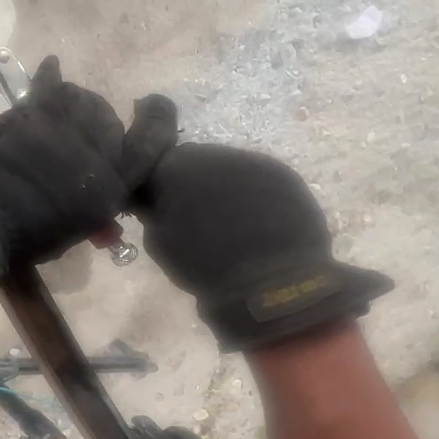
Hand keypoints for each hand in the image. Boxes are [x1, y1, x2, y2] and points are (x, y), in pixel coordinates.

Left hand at [0, 57, 176, 284]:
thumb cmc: (32, 234)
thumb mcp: (79, 226)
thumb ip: (98, 202)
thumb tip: (102, 200)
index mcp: (116, 179)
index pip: (153, 138)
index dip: (157, 118)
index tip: (150, 106)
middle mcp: (99, 146)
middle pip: (107, 117)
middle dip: (95, 122)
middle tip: (73, 136)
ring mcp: (66, 125)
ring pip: (79, 98)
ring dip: (71, 104)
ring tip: (57, 116)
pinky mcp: (34, 112)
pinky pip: (49, 84)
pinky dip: (50, 75)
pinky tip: (52, 65)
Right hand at [134, 144, 392, 350]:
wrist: (268, 282)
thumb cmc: (202, 264)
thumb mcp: (158, 240)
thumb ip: (154, 211)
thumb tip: (154, 201)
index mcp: (175, 169)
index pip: (155, 166)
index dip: (156, 186)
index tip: (157, 205)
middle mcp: (214, 156)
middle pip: (194, 160)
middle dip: (191, 182)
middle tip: (192, 211)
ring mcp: (253, 162)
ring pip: (228, 167)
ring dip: (223, 185)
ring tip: (227, 217)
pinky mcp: (284, 174)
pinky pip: (257, 177)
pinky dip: (251, 193)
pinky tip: (254, 218)